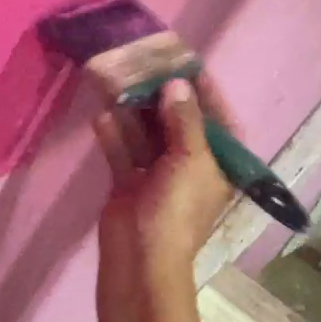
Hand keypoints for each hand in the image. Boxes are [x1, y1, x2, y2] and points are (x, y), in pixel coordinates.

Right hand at [93, 76, 233, 280]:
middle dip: (162, 97)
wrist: (139, 257)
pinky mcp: (128, 183)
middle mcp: (189, 166)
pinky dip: (113, 136)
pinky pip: (122, 153)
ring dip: (133, 113)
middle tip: (146, 67)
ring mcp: (157, 175)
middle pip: (178, 123)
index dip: (206, 93)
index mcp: (218, 164)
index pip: (218, 120)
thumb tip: (177, 84)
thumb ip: (184, 119)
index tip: (189, 64)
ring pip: (146, 135)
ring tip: (119, 83)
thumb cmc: (176, 209)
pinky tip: (102, 115)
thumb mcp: (191, 159)